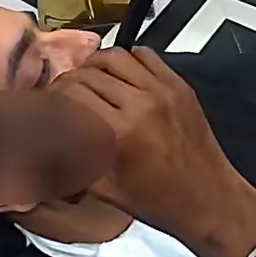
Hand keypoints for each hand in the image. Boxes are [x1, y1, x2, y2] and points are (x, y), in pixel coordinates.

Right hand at [52, 47, 255, 256]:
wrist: (211, 201)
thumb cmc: (158, 201)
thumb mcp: (105, 187)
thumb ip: (72, 157)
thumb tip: (45, 136)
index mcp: (121, 132)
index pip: (73, 93)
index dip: (54, 95)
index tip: (50, 103)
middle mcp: (142, 103)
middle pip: (89, 73)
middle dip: (70, 81)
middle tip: (65, 93)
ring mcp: (163, 90)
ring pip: (115, 56)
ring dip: (95, 65)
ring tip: (89, 78)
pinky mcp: (179, 85)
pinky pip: (145, 55)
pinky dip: (126, 59)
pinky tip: (120, 75)